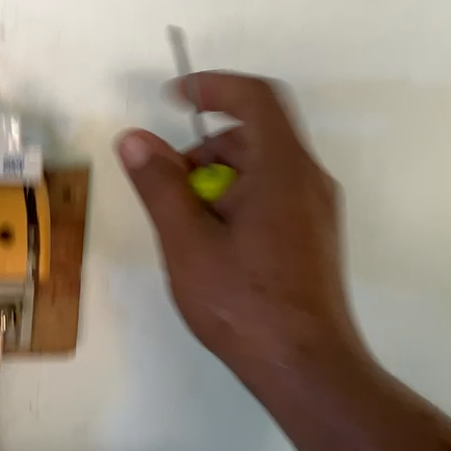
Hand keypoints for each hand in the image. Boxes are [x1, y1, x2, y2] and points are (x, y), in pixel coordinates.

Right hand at [116, 71, 365, 375]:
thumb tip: (134, 139)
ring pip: (262, 170)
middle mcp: (309, 180)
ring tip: (183, 226)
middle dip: (203, 148)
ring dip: (216, 179)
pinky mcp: (313, 238)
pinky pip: (272, 197)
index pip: (255, 98)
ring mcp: (316, 211)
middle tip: (164, 185)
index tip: (173, 96)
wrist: (303, 365)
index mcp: (282, 170)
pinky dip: (235, 201)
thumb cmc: (241, 301)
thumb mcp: (186, 241)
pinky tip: (211, 247)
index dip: (212, 86)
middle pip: (256, 136)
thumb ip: (160, 185)